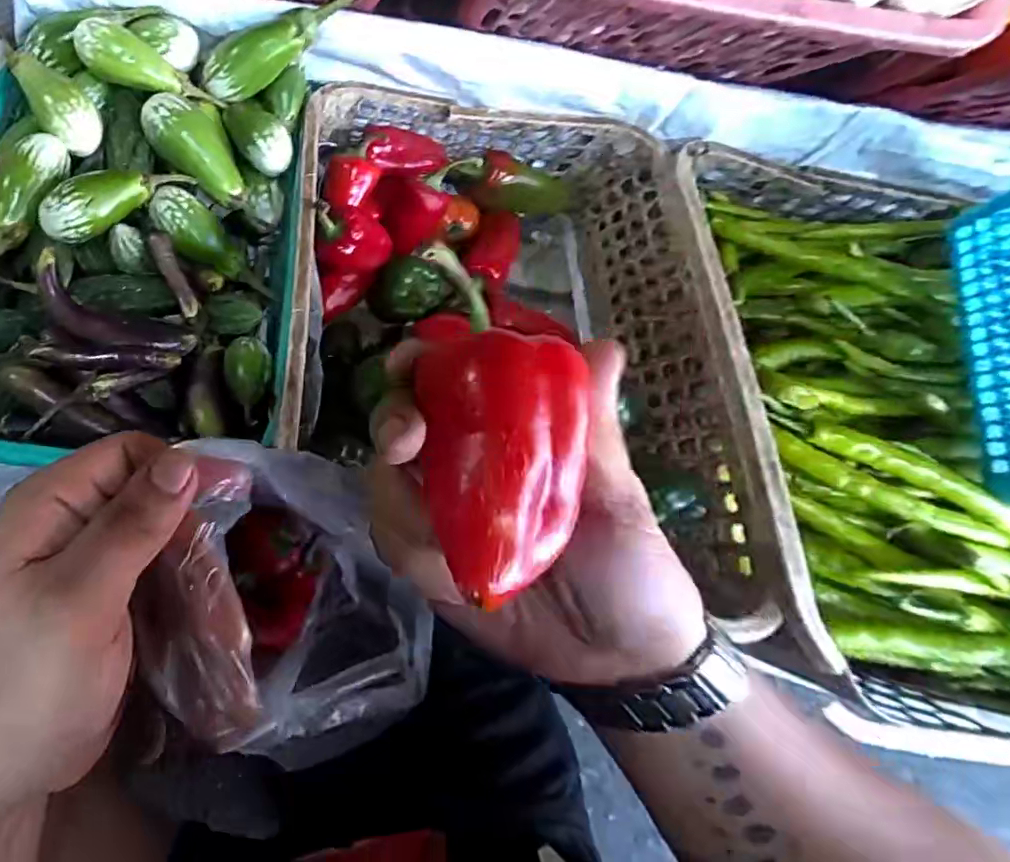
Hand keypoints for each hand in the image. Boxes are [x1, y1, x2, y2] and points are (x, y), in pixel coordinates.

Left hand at [0, 433, 197, 830]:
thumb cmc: (23, 683)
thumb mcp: (78, 598)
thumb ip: (130, 526)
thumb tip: (181, 459)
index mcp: (51, 503)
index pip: (127, 455)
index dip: (178, 469)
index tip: (232, 497)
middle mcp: (70, 525)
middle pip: (150, 503)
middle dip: (192, 542)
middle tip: (223, 596)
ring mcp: (89, 570)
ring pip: (160, 548)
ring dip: (195, 583)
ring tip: (223, 631)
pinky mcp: (105, 608)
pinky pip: (156, 586)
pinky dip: (184, 607)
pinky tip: (207, 638)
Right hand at [366, 338, 706, 686]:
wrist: (613, 660)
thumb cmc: (627, 565)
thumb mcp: (617, 495)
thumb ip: (595, 427)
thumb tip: (605, 347)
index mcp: (499, 432)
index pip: (443, 380)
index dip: (417, 364)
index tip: (406, 364)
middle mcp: (454, 460)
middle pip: (394, 422)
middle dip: (390, 424)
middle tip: (405, 440)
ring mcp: (430, 506)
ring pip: (383, 481)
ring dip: (407, 508)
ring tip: (454, 546)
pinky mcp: (415, 552)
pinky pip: (388, 537)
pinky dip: (413, 553)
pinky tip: (450, 579)